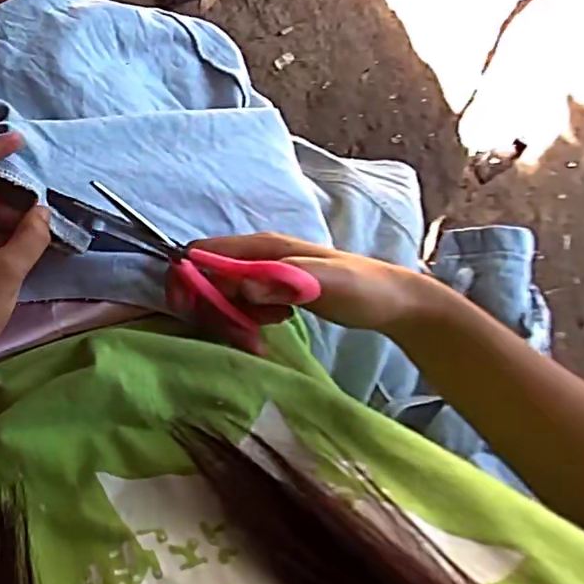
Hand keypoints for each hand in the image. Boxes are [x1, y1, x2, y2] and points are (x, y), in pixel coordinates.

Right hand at [186, 232, 440, 333]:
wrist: (394, 302)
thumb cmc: (363, 287)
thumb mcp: (327, 284)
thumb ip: (284, 280)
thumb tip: (241, 283)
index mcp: (262, 246)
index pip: (203, 253)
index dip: (189, 279)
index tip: (195, 312)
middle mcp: (254, 255)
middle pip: (207, 277)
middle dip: (212, 308)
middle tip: (241, 334)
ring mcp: (260, 273)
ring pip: (221, 295)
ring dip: (229, 320)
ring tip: (259, 337)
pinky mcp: (267, 291)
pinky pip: (238, 306)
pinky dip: (243, 323)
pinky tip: (266, 332)